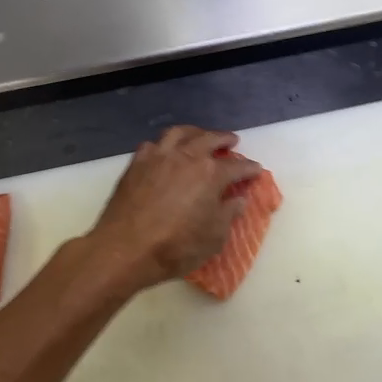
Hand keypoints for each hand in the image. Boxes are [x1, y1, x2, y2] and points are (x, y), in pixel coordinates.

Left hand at [89, 126, 264, 290]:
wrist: (125, 249)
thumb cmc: (175, 247)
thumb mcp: (213, 238)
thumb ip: (229, 214)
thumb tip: (239, 199)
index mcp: (210, 174)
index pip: (237, 167)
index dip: (249, 168)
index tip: (256, 170)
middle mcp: (187, 157)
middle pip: (210, 139)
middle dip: (224, 139)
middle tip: (232, 141)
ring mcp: (159, 157)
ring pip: (180, 133)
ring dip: (195, 132)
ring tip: (200, 136)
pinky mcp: (136, 163)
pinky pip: (153, 145)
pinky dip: (164, 145)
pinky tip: (165, 152)